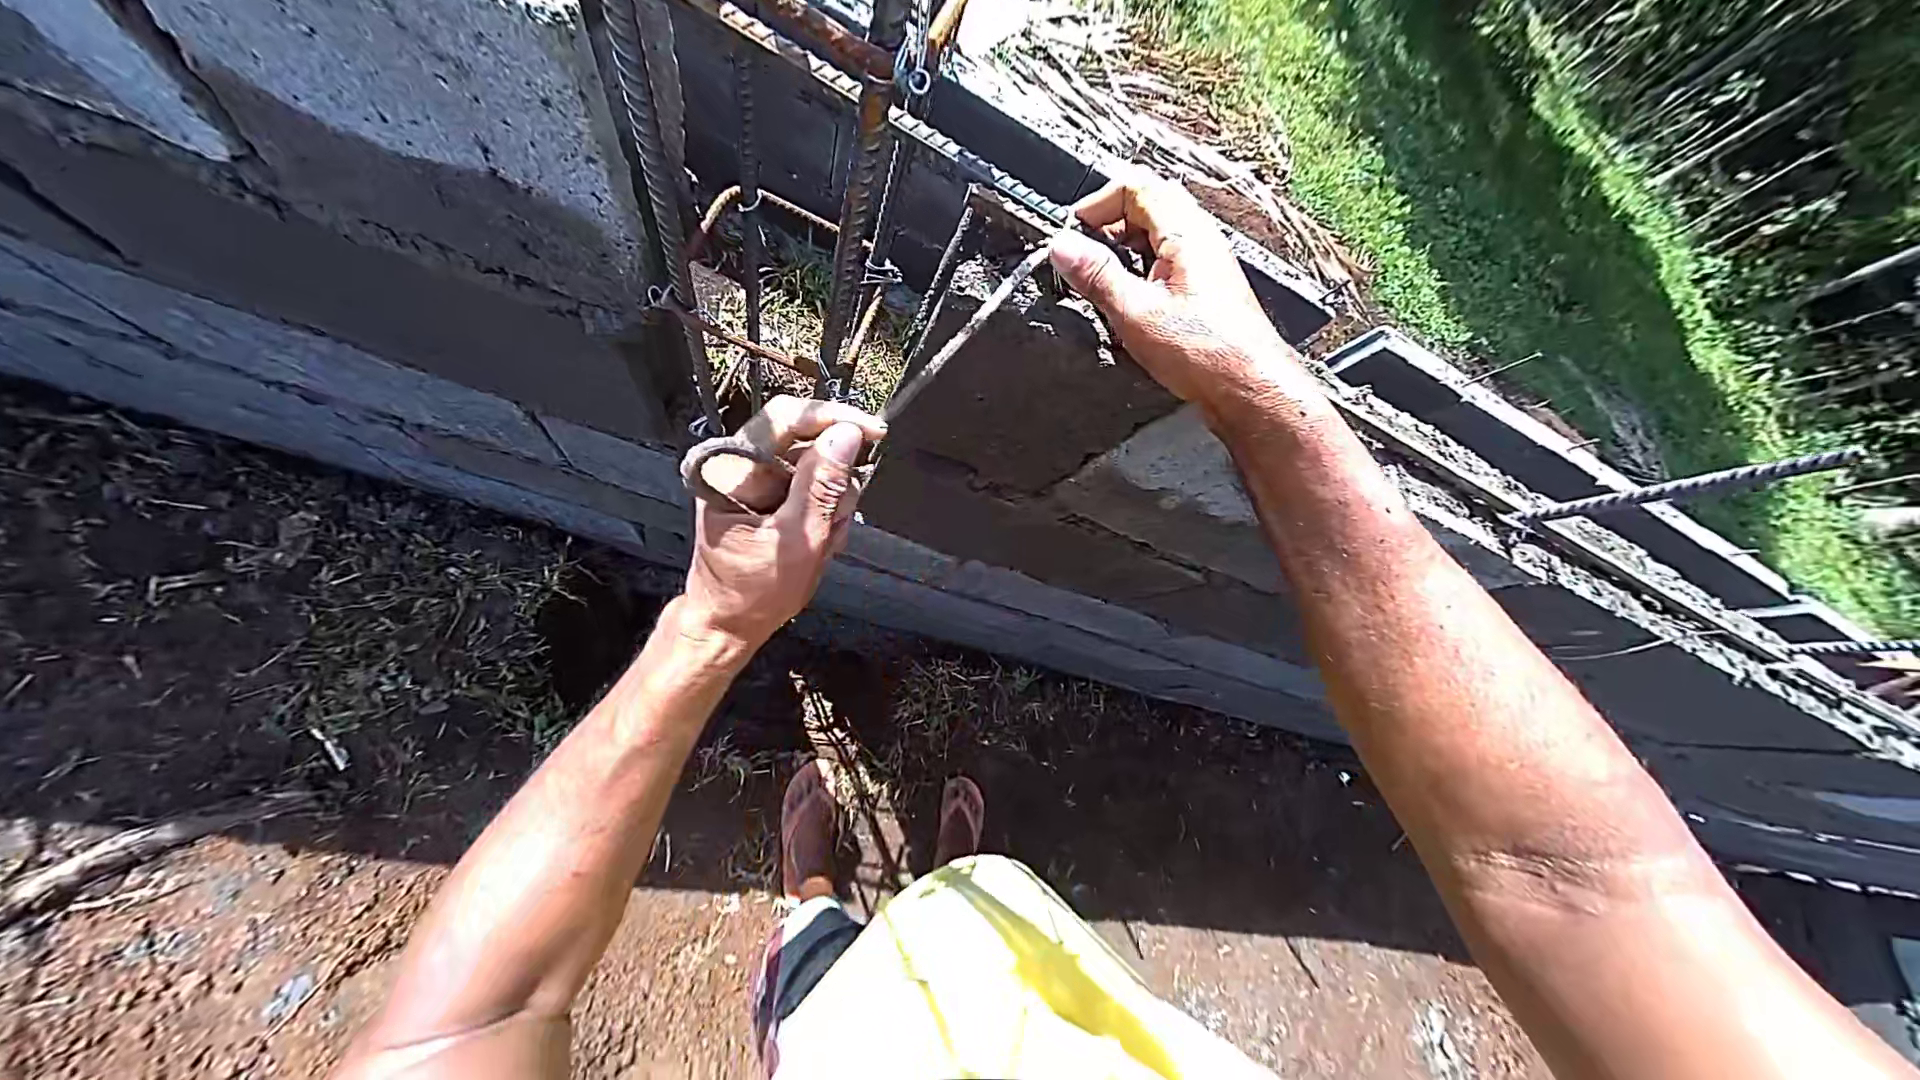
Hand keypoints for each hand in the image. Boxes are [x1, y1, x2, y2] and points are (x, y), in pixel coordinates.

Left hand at [680, 396, 886, 649]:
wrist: (732, 622)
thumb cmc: (752, 591)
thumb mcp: (797, 541)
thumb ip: (822, 486)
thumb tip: (846, 435)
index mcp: (732, 470)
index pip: (786, 417)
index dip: (833, 418)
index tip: (872, 431)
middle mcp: (741, 466)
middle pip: (808, 443)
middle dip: (834, 482)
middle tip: (834, 521)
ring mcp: (757, 480)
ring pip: (818, 467)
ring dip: (832, 503)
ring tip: (823, 540)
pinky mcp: (770, 494)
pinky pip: (813, 487)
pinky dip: (825, 513)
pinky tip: (819, 539)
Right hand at [1048, 167, 1313, 417]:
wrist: (1246, 386)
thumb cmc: (1207, 352)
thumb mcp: (1135, 312)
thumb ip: (1096, 275)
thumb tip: (1063, 246)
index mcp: (1185, 232)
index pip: (1134, 186)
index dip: (1095, 205)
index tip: (1070, 236)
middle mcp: (1199, 239)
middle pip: (1142, 208)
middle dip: (1104, 231)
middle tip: (1079, 263)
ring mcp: (1202, 264)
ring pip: (1151, 240)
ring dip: (1119, 256)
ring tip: (1100, 289)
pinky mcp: (1201, 290)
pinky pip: (1161, 266)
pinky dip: (1136, 277)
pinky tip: (1126, 309)